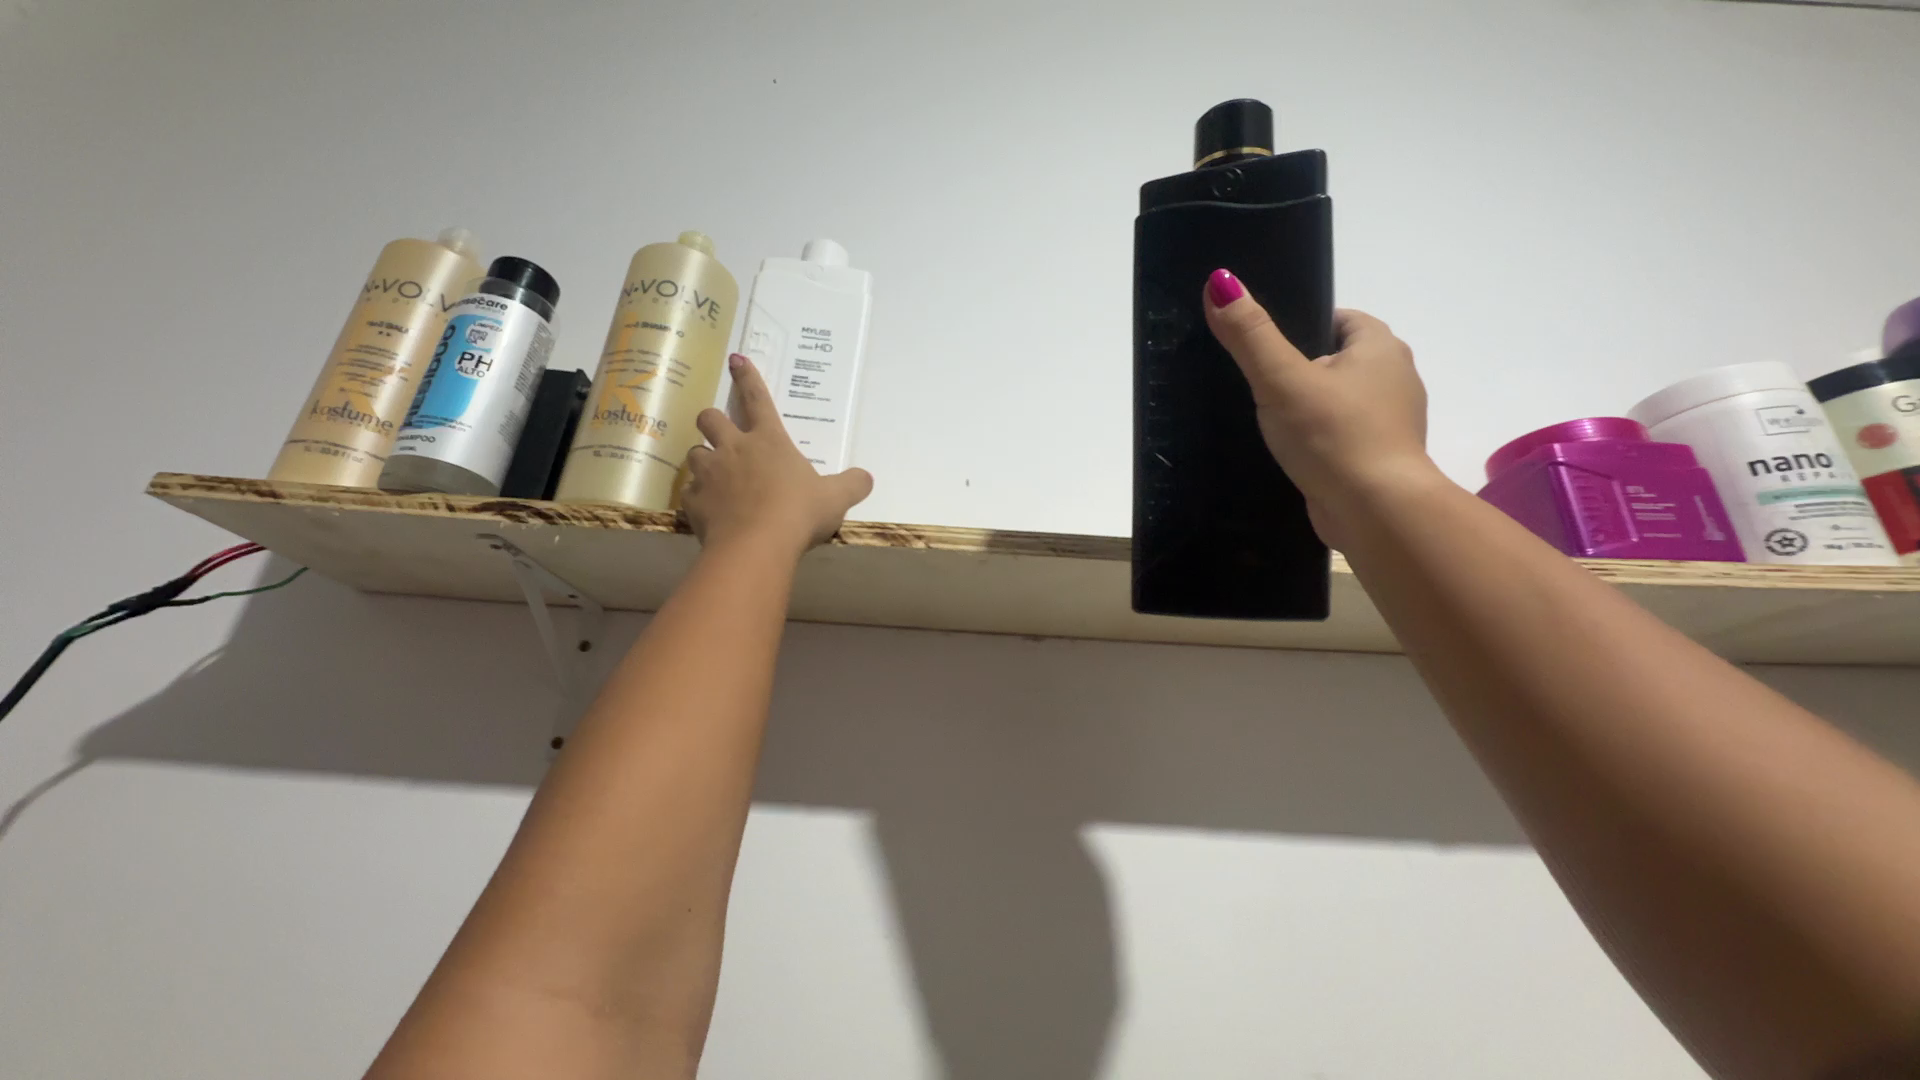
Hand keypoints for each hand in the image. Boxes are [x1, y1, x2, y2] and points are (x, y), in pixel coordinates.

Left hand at [683, 354, 873, 557]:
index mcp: (769, 440)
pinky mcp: (693, 501)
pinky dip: (697, 498)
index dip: (748, 377)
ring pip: (693, 453)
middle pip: (709, 417)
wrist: (756, 546)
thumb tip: (866, 477)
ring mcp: (709, 473)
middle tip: (720, 434)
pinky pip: (689, 493)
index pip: (758, 398)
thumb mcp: (835, 499)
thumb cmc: (799, 513)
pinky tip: (709, 510)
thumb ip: (852, 485)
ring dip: (703, 460)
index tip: (736, 359)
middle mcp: (734, 448)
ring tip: (714, 477)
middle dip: (712, 420)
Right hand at [1202, 269, 1440, 544]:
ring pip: (1342, 401)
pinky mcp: (1379, 459)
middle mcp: (1395, 378)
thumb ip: (1250, 334)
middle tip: (1259, 386)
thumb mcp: (1280, 379)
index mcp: (1380, 347)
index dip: (1303, 328)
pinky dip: (1320, 440)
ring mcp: (1391, 422)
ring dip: (1311, 408)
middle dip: (1304, 369)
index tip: (1265, 350)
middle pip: (1340, 360)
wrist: (1375, 511)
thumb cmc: (1332, 435)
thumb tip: (1219, 281)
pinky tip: (1293, 455)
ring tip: (1270, 423)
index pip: (1340, 319)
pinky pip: (1343, 436)